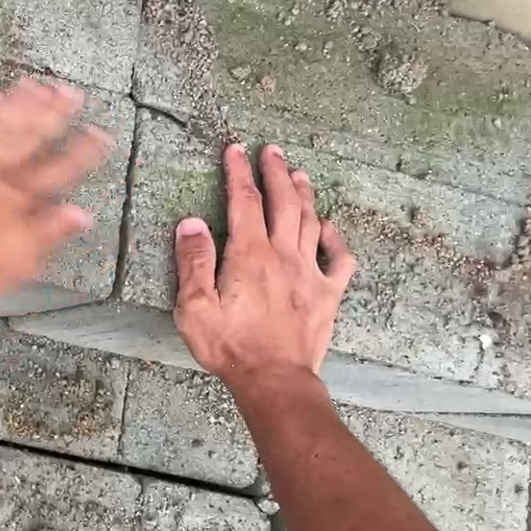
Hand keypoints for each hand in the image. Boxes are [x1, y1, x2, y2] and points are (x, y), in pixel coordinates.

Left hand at [0, 78, 112, 300]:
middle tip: (70, 92)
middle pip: (30, 139)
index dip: (81, 152)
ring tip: (32, 84)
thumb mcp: (19, 260)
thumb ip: (50, 233)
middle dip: (52, 115)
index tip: (101, 134)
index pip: (60, 170)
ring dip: (16, 105)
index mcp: (20, 200)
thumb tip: (81, 214)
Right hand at [173, 144, 356, 387]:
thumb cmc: (228, 345)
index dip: (239, 173)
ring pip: (311, 221)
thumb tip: (191, 222)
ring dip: (304, 193)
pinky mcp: (328, 294)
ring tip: (298, 172)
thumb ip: (193, 261)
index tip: (234, 150)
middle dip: (275, 172)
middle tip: (270, 150)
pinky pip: (340, 258)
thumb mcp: (194, 306)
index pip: (244, 202)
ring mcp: (311, 273)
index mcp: (249, 255)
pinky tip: (326, 227)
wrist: (274, 379)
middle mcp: (283, 256)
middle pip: (283, 202)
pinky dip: (335, 237)